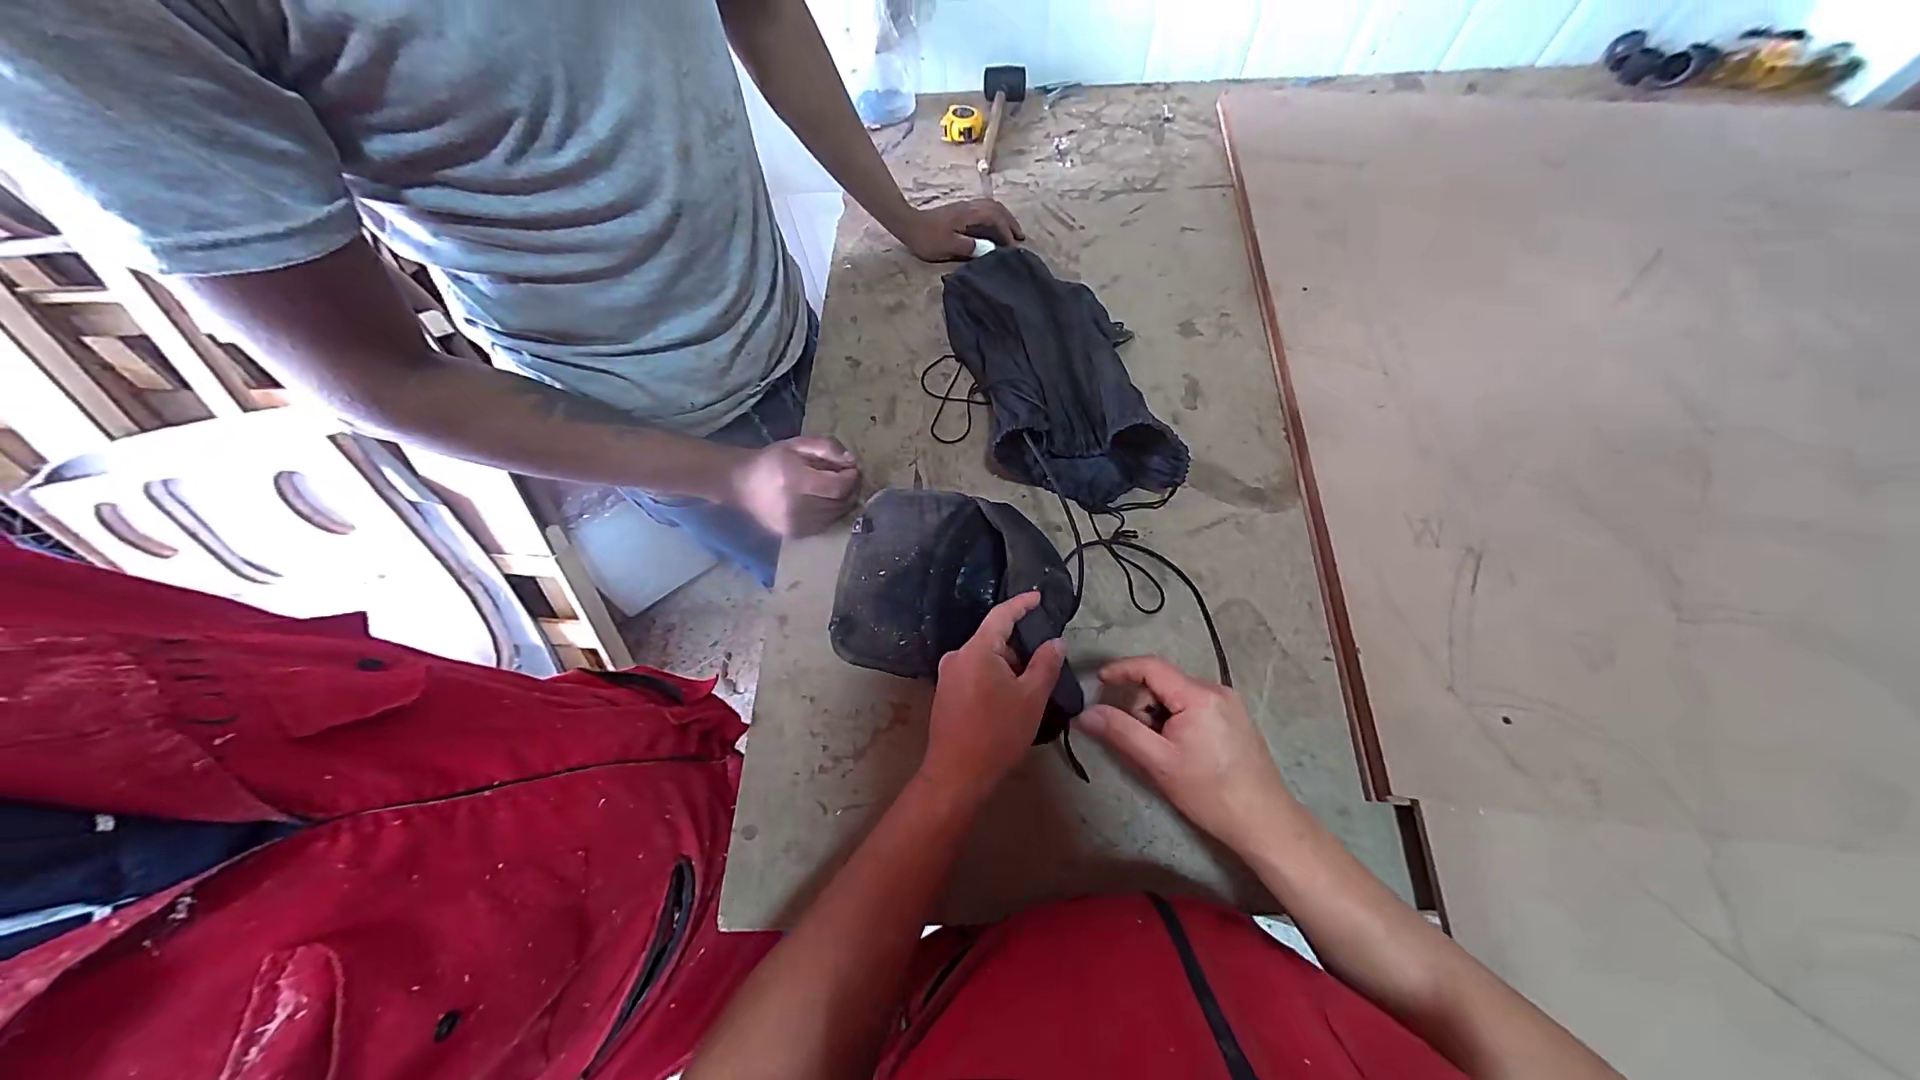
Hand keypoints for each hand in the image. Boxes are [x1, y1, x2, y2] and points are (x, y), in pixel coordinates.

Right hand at [728, 436, 860, 537]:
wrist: (741, 484)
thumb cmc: (772, 461)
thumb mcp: (798, 444)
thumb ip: (826, 447)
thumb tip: (851, 461)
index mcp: (794, 481)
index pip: (837, 487)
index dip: (851, 479)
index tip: (852, 470)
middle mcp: (796, 507)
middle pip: (839, 503)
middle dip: (850, 490)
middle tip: (848, 479)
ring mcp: (795, 525)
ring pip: (835, 516)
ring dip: (842, 502)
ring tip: (836, 489)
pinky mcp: (795, 534)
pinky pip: (825, 525)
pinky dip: (831, 514)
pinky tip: (824, 502)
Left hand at [894, 200, 1025, 261]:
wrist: (909, 224)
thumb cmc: (927, 237)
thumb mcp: (948, 246)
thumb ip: (969, 247)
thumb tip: (989, 249)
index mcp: (969, 214)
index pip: (995, 219)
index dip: (1006, 233)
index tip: (1013, 248)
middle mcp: (969, 207)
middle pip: (997, 209)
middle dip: (1010, 222)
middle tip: (1020, 237)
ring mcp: (964, 207)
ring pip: (991, 207)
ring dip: (1004, 218)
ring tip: (1011, 232)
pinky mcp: (960, 211)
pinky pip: (984, 209)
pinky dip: (994, 217)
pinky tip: (994, 227)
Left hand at [918, 591, 1065, 803]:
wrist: (956, 775)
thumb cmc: (997, 733)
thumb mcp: (1031, 697)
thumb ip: (1046, 664)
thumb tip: (1055, 641)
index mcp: (976, 650)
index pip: (1001, 615)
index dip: (1022, 603)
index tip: (1038, 596)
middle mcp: (957, 656)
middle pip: (992, 638)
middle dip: (1020, 644)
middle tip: (1046, 658)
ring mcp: (948, 676)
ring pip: (984, 658)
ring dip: (1008, 664)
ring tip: (1031, 683)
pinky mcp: (945, 694)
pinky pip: (974, 673)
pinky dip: (994, 676)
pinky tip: (1009, 697)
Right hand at [1075, 657, 1298, 850]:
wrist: (1265, 822)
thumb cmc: (1210, 793)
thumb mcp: (1158, 762)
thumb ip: (1120, 731)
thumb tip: (1086, 713)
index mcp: (1199, 696)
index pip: (1151, 666)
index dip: (1121, 669)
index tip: (1099, 682)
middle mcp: (1216, 690)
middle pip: (1163, 682)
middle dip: (1144, 706)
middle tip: (1146, 742)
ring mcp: (1229, 703)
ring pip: (1176, 695)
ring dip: (1160, 716)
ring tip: (1168, 752)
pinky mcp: (1235, 717)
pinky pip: (1193, 705)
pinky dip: (1177, 720)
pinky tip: (1184, 750)